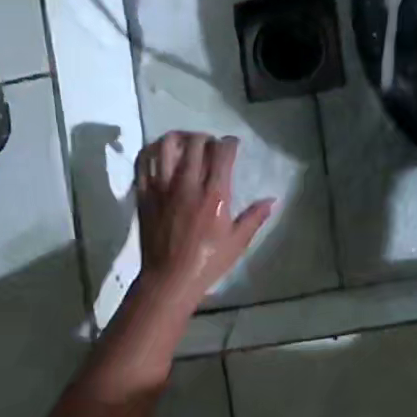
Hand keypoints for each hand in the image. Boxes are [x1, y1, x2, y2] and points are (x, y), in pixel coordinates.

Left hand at [134, 131, 273, 310]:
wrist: (170, 278)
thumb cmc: (208, 263)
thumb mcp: (238, 242)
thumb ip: (254, 217)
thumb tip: (272, 200)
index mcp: (214, 195)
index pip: (222, 153)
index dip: (229, 143)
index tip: (233, 145)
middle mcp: (187, 184)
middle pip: (195, 142)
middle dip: (207, 138)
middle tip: (211, 146)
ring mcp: (162, 186)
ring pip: (168, 144)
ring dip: (180, 137)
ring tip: (187, 143)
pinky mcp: (145, 192)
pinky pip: (145, 160)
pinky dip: (154, 149)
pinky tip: (163, 153)